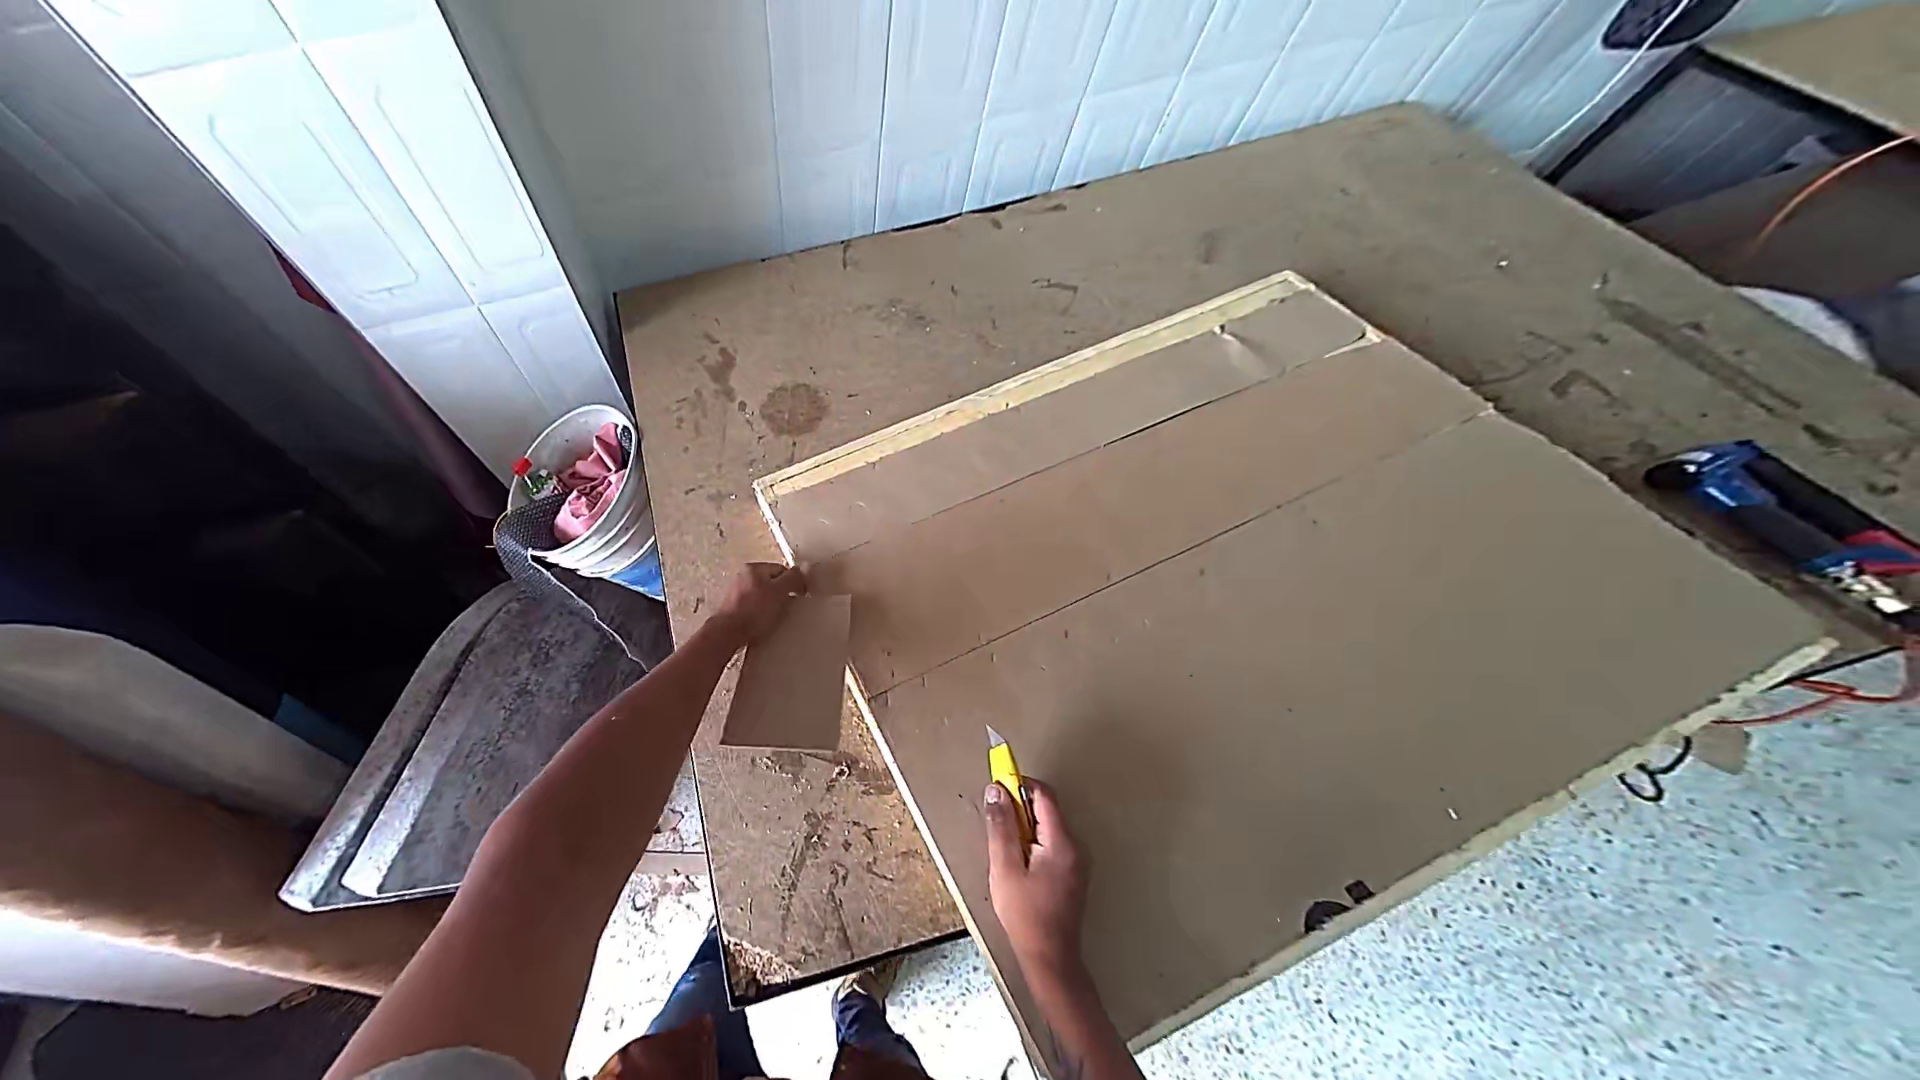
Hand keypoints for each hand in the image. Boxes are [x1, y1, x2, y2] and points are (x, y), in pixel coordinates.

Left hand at [709, 563, 806, 645]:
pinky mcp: (734, 609)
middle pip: (772, 582)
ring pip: (763, 596)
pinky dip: (761, 614)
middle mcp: (742, 577)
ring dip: (772, 605)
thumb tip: (802, 570)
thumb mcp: (779, 592)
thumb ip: (793, 578)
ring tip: (777, 616)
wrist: (728, 633)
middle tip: (789, 606)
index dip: (793, 581)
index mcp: (753, 568)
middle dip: (782, 594)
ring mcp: (736, 593)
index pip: (781, 569)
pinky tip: (764, 622)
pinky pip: (754, 607)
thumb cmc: (755, 610)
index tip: (800, 595)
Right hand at [984, 776, 1086, 978]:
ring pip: (1048, 828)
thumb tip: (997, 790)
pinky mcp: (1073, 874)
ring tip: (1006, 852)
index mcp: (1062, 841)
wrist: (1050, 959)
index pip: (1043, 795)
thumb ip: (1001, 826)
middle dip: (1020, 810)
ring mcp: (1077, 861)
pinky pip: (1052, 844)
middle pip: (1047, 810)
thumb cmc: (1025, 915)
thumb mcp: (1005, 868)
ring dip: (1025, 829)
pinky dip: (1034, 844)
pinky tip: (1019, 866)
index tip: (999, 785)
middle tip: (997, 824)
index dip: (1020, 784)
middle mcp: (1075, 846)